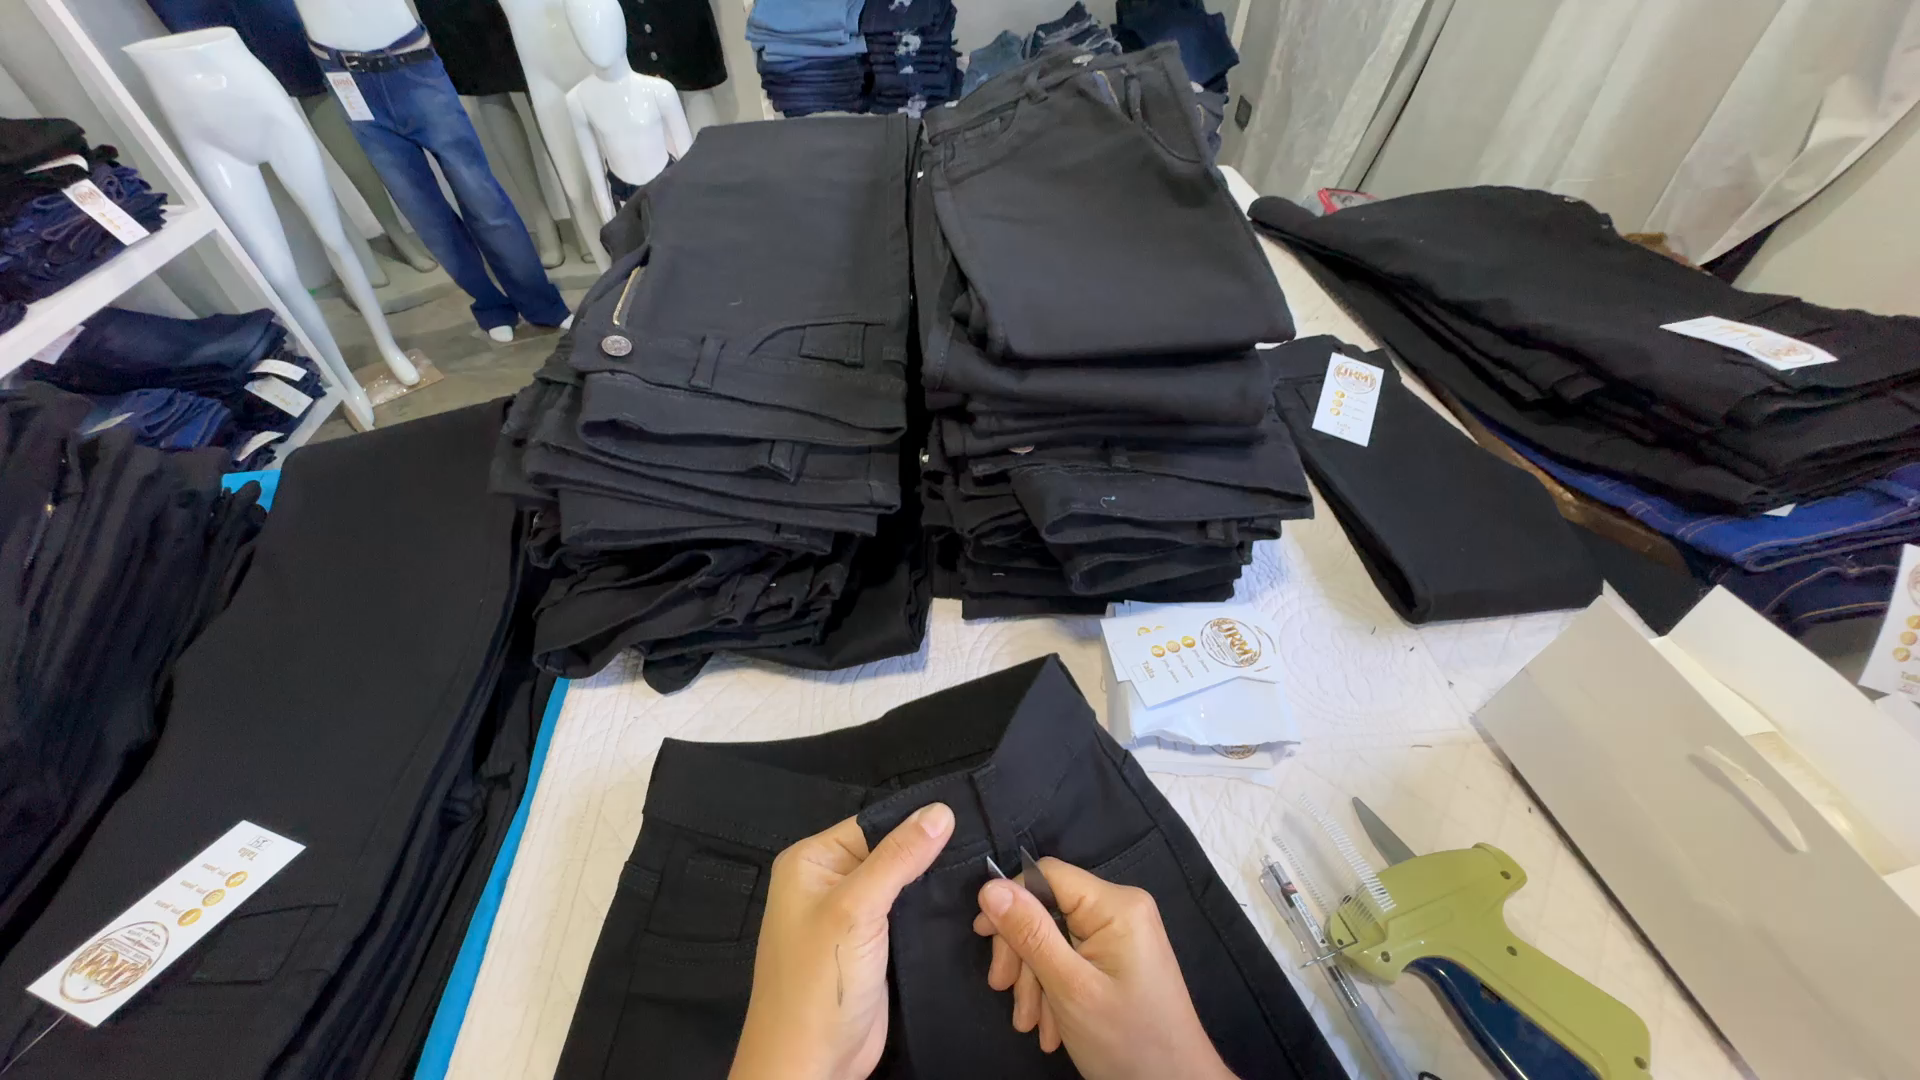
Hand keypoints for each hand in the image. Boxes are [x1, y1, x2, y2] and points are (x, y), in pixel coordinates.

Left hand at [729, 803, 954, 1079]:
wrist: (810, 1068)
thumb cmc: (819, 982)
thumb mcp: (856, 910)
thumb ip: (898, 857)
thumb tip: (941, 810)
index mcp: (812, 860)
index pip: (873, 823)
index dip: (915, 820)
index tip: (965, 814)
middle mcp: (829, 880)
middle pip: (889, 850)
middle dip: (928, 850)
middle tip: (982, 841)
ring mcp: (851, 914)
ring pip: (901, 882)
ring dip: (933, 880)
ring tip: (981, 865)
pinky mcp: (872, 943)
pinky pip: (905, 911)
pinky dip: (930, 906)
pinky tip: (964, 899)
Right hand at [973, 858, 1237, 1079]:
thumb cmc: (1127, 1041)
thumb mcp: (1070, 988)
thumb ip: (1030, 933)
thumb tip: (989, 886)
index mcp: (1115, 904)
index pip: (1047, 874)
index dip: (1011, 901)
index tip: (984, 938)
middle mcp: (1119, 908)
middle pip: (1047, 908)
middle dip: (1023, 954)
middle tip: (1004, 992)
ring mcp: (1120, 934)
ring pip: (1054, 937)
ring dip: (1035, 980)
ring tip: (1031, 1024)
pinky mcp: (1118, 958)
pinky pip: (1072, 957)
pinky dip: (1054, 989)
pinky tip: (1050, 1026)